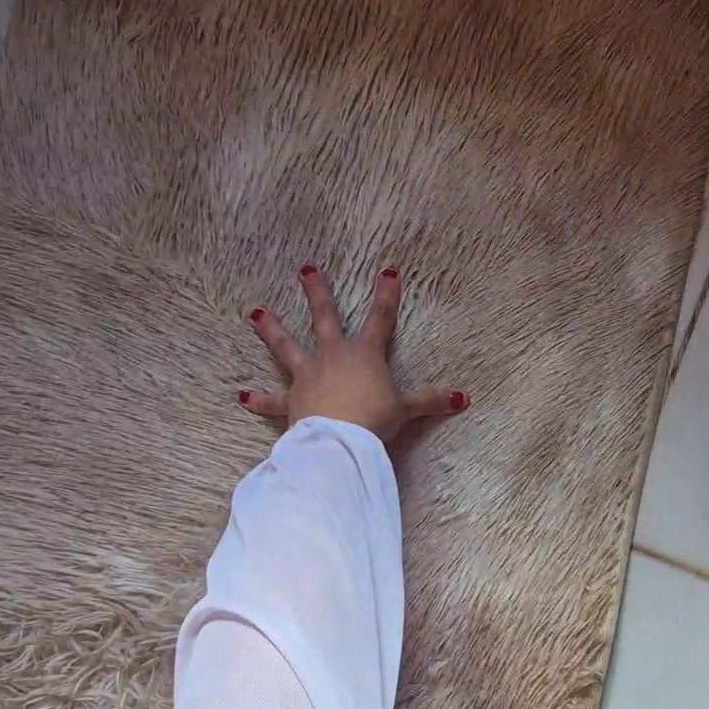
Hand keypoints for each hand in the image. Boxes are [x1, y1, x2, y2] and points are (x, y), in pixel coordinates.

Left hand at [238, 263, 465, 440]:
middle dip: (317, 292)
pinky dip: (259, 400)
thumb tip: (464, 399)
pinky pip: (273, 400)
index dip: (387, 295)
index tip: (389, 271)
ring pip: (287, 347)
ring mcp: (308, 375)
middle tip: (306, 269)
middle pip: (324, 317)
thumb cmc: (374, 418)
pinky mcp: (292, 401)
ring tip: (256, 313)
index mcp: (364, 354)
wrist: (340, 439)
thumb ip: (432, 401)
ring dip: (271, 330)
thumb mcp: (407, 409)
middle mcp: (333, 356)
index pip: (381, 319)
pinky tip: (243, 397)